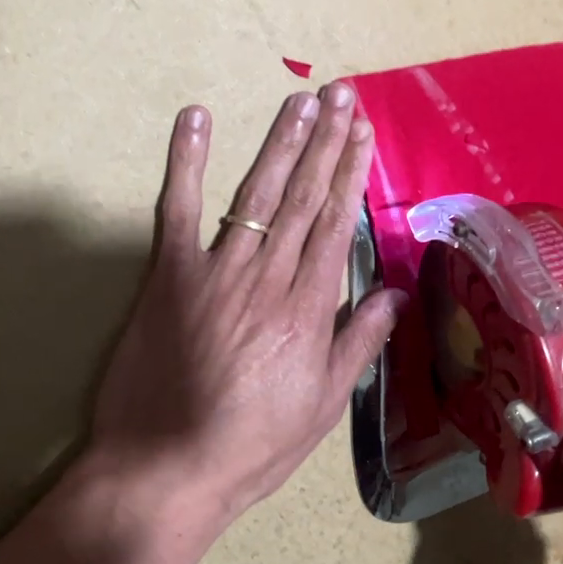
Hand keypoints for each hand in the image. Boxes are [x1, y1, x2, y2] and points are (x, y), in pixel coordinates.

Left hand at [91, 82, 406, 517]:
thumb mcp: (324, 405)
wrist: (170, 468)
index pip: (336, 224)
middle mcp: (268, 278)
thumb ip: (359, 342)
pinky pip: (177, 210)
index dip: (350, 173)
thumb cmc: (254, 444)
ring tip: (298, 102)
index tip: (363, 132)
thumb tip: (394, 292)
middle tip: (340, 95)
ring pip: (256, 194)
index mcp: (309, 308)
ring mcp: (215, 272)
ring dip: (279, 144)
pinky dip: (185, 162)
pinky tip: (196, 119)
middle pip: (302, 197)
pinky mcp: (168, 276)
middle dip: (325, 142)